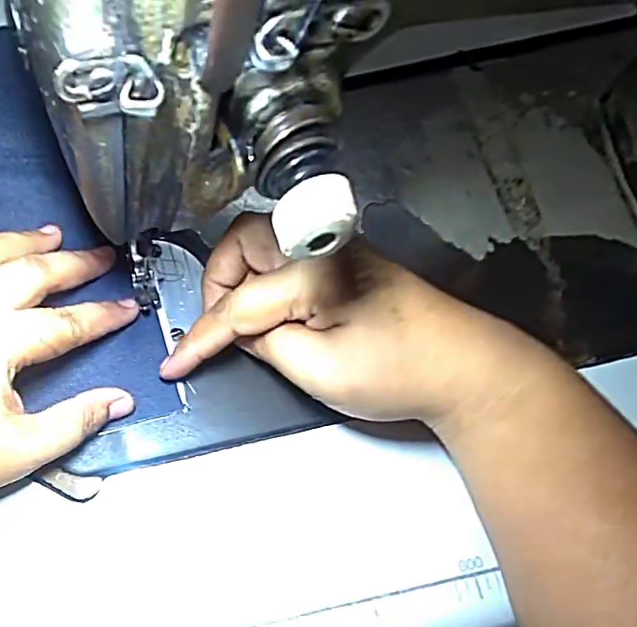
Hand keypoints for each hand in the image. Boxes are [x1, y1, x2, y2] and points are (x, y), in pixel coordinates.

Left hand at [0, 222, 138, 511]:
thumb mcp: (24, 448)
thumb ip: (77, 419)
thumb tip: (120, 400)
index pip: (64, 322)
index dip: (102, 316)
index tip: (130, 308)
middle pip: (27, 273)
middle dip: (71, 264)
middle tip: (102, 257)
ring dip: (16, 241)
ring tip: (47, 232)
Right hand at [159, 213, 553, 433]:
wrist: (462, 369)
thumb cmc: (401, 372)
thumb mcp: (319, 371)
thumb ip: (266, 345)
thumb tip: (242, 333)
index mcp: (314, 268)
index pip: (238, 304)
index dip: (200, 337)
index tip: (174, 362)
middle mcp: (324, 245)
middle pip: (242, 243)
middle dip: (219, 286)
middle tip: (220, 333)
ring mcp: (337, 250)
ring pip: (262, 247)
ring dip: (241, 282)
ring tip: (249, 330)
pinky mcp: (346, 263)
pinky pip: (287, 261)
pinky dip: (267, 285)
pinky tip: (277, 319)